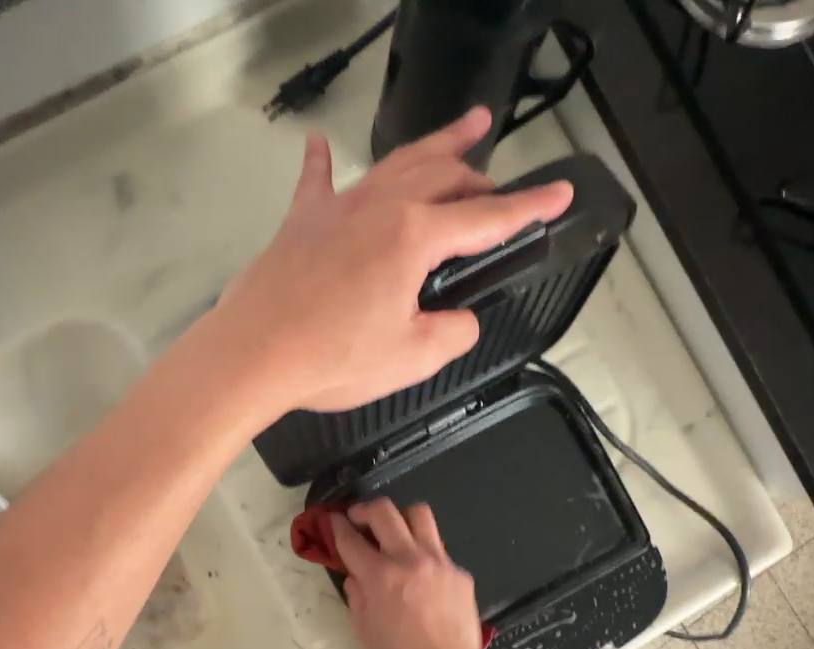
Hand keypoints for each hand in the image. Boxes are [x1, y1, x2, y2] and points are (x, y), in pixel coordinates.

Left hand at [204, 107, 573, 413]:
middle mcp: (381, 207)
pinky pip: (316, 180)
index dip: (530, 208)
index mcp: (415, 237)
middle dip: (480, 179)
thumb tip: (459, 319)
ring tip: (467, 125)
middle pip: (444, 176)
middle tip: (498, 189)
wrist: (254, 354)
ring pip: (397, 162)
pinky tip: (318, 141)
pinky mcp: (302, 221)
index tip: (560, 194)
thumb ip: (453, 332)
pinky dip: (322, 161)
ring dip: (435, 145)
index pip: (488, 218)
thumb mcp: (413, 358)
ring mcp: (338, 207)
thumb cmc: (333, 357)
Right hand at [330, 498, 484, 648]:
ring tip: (395, 531)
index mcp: (380, 576)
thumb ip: (356, 595)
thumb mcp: (363, 629)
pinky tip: (421, 572)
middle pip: (384, 511)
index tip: (334, 520)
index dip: (337, 525)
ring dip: (400, 518)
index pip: (351, 539)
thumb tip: (356, 575)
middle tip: (359, 519)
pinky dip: (424, 553)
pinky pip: (439, 548)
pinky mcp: (459, 571)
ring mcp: (439, 561)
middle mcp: (409, 559)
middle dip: (364, 509)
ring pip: (419, 514)